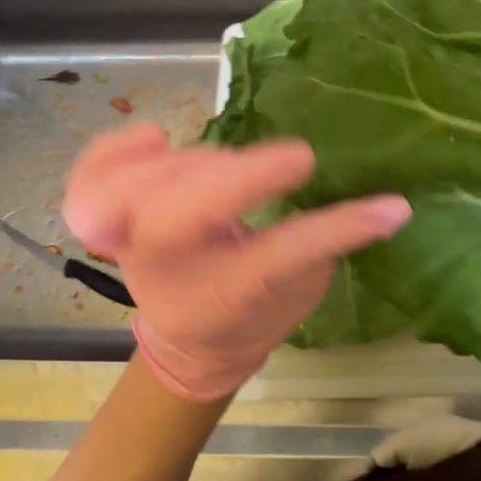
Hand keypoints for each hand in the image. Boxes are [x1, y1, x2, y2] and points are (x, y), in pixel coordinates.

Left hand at [62, 125, 410, 400]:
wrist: (189, 343)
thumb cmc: (255, 314)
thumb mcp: (301, 290)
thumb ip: (327, 245)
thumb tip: (385, 200)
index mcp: (225, 299)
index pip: (281, 257)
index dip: (336, 229)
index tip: (389, 206)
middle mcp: (169, 274)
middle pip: (180, 216)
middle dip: (241, 177)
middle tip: (295, 161)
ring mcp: (131, 247)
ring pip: (139, 189)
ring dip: (196, 164)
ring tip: (230, 165)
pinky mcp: (112, 223)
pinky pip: (91, 180)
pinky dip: (117, 152)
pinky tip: (157, 137)